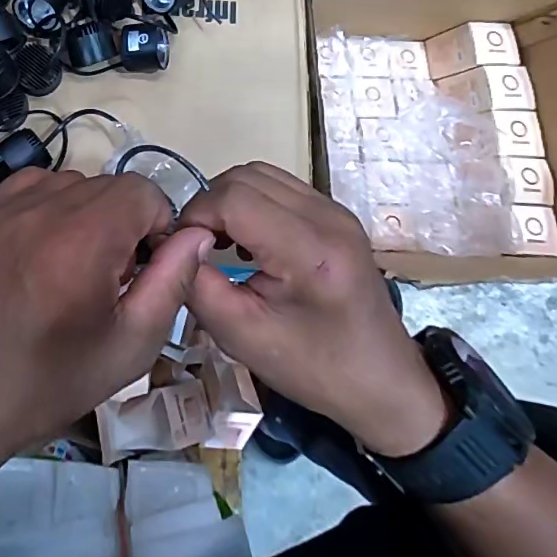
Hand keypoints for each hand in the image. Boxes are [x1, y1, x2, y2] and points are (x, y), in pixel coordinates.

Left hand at [0, 167, 215, 453]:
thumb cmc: (56, 377)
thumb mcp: (133, 343)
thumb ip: (173, 280)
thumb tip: (196, 234)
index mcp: (83, 239)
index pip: (143, 191)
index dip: (156, 228)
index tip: (142, 270)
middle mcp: (43, 208)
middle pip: (110, 185)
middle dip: (124, 222)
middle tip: (109, 275)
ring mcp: (7, 206)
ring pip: (75, 182)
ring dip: (89, 213)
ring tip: (75, 264)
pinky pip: (36, 185)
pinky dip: (52, 206)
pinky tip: (46, 247)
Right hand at [176, 162, 447, 456]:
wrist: (382, 382)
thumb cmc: (314, 368)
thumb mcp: (242, 337)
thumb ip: (197, 285)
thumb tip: (174, 244)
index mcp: (311, 251)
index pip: (234, 198)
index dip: (196, 216)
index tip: (183, 252)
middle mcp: (328, 217)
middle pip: (245, 177)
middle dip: (209, 206)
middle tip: (197, 248)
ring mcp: (335, 210)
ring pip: (260, 174)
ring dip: (228, 201)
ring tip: (219, 242)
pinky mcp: (335, 213)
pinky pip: (278, 186)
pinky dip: (250, 202)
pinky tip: (246, 240)